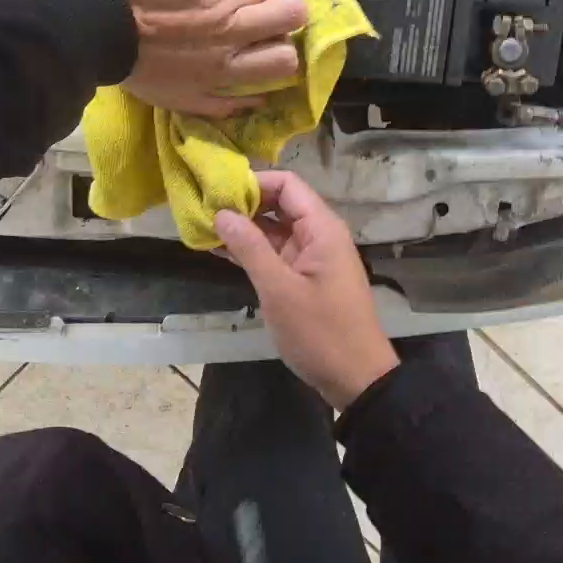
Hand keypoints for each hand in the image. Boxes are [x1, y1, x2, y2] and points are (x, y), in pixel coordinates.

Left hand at [94, 0, 308, 116]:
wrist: (90, 25)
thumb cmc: (132, 66)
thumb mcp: (176, 100)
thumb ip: (218, 103)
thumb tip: (256, 102)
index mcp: (226, 68)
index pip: (285, 60)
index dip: (280, 47)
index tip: (264, 41)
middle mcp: (232, 31)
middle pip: (293, 12)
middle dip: (282, 8)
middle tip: (258, 6)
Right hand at [213, 171, 398, 409]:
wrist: (357, 380)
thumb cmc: (321, 333)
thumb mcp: (279, 290)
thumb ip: (250, 248)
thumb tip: (222, 213)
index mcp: (322, 228)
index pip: (287, 184)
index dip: (254, 182)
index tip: (218, 190)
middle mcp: (320, 234)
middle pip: (281, 203)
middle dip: (245, 203)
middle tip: (205, 208)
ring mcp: (313, 256)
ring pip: (276, 228)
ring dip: (245, 228)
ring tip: (205, 227)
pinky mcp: (306, 277)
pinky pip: (277, 252)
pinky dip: (253, 249)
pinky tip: (220, 250)